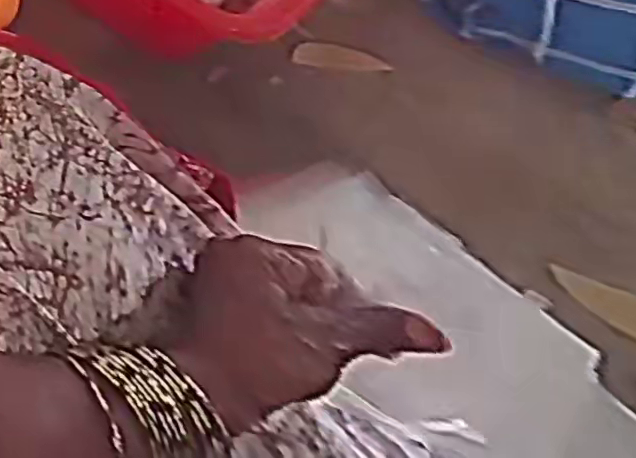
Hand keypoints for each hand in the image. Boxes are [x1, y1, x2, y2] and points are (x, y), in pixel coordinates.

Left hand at [164, 235, 448, 432]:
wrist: (206, 386)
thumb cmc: (260, 359)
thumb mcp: (326, 343)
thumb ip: (376, 329)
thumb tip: (430, 331)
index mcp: (255, 250)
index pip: (323, 267)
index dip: (353, 303)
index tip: (372, 337)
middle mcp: (229, 249)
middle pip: (298, 276)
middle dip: (328, 310)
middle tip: (345, 347)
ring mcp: (214, 270)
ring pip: (277, 288)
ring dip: (303, 316)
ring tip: (316, 351)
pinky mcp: (206, 293)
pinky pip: (254, 296)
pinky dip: (275, 317)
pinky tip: (286, 346)